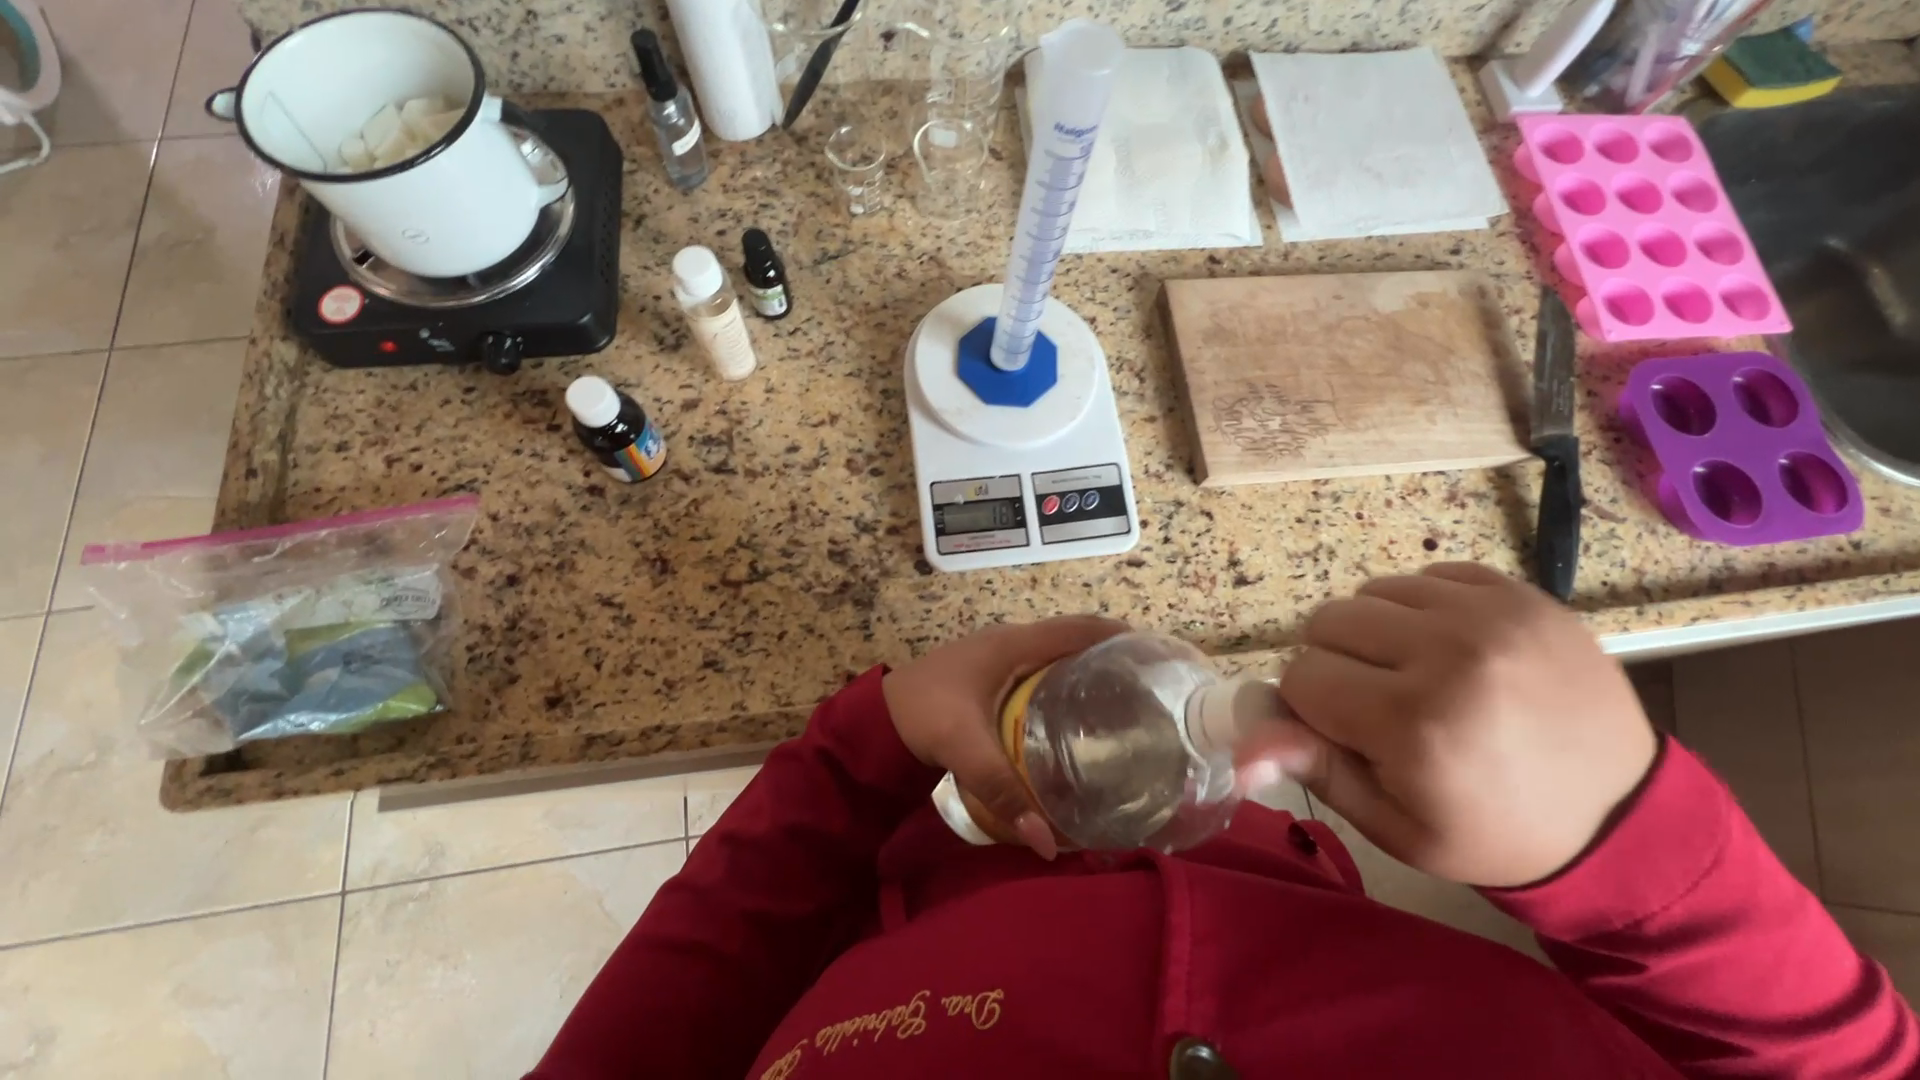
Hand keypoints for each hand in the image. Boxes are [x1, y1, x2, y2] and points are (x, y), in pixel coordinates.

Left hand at [883, 616, 1127, 859]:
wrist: (873, 718)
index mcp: (1012, 645)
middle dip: (1109, 659)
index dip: (1118, 637)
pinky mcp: (987, 678)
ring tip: (1121, 708)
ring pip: (1053, 659)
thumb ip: (1004, 789)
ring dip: (1084, 673)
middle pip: (1071, 642)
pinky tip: (1070, 721)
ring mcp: (997, 659)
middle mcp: (1009, 643)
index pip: (1078, 629)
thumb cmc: (921, 714)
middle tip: (1146, 693)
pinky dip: (1060, 688)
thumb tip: (1049, 843)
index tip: (1155, 658)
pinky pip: (1036, 675)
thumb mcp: (964, 747)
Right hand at [1270, 563, 1657, 888]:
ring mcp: (1490, 613)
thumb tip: (1238, 752)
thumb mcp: (1395, 825)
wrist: (1622, 817)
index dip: (1310, 708)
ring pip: (1371, 593)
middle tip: (1376, 703)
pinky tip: (1449, 648)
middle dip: (1334, 663)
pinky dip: (1420, 608)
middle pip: (1326, 622)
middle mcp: (1448, 652)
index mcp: (1414, 721)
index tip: (1345, 733)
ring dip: (1375, 632)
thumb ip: (1315, 771)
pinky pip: (1427, 576)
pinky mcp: (1521, 593)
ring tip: (1414, 673)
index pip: (1300, 677)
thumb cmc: (1492, 831)